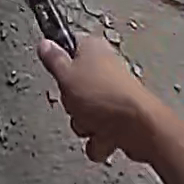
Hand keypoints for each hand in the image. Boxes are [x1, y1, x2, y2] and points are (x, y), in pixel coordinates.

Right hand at [37, 37, 167, 164]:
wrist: (139, 128)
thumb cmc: (103, 97)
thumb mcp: (66, 75)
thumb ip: (53, 59)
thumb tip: (44, 44)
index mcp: (92, 47)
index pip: (68, 47)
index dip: (60, 63)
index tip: (59, 74)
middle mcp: (104, 66)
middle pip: (73, 85)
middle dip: (72, 102)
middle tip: (76, 102)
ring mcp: (113, 92)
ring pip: (85, 112)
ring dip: (84, 124)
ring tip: (94, 123)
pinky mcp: (121, 116)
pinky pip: (99, 130)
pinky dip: (100, 139)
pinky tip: (105, 137)